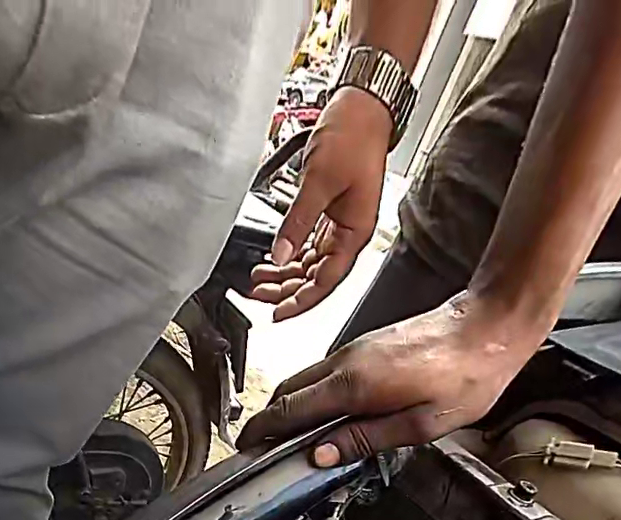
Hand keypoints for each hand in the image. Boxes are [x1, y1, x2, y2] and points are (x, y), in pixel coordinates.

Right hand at [233, 292, 548, 466]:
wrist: (490, 325)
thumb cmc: (465, 377)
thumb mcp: (418, 425)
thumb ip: (363, 439)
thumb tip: (320, 455)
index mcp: (353, 385)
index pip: (288, 410)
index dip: (262, 431)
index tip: (246, 447)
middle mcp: (344, 363)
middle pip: (286, 393)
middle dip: (267, 421)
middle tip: (261, 447)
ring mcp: (352, 351)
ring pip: (301, 381)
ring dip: (287, 407)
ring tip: (287, 436)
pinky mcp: (363, 347)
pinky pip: (320, 373)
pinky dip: (308, 395)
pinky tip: (319, 414)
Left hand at [249, 88, 390, 320]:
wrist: (362, 105)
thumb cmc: (353, 135)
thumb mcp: (319, 182)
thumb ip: (297, 222)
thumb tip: (280, 255)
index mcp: (354, 234)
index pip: (324, 282)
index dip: (300, 301)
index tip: (277, 313)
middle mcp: (348, 235)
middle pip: (314, 277)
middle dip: (286, 290)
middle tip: (258, 295)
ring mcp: (338, 226)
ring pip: (308, 264)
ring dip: (284, 274)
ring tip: (258, 279)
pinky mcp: (329, 214)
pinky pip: (307, 246)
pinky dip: (288, 254)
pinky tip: (272, 259)